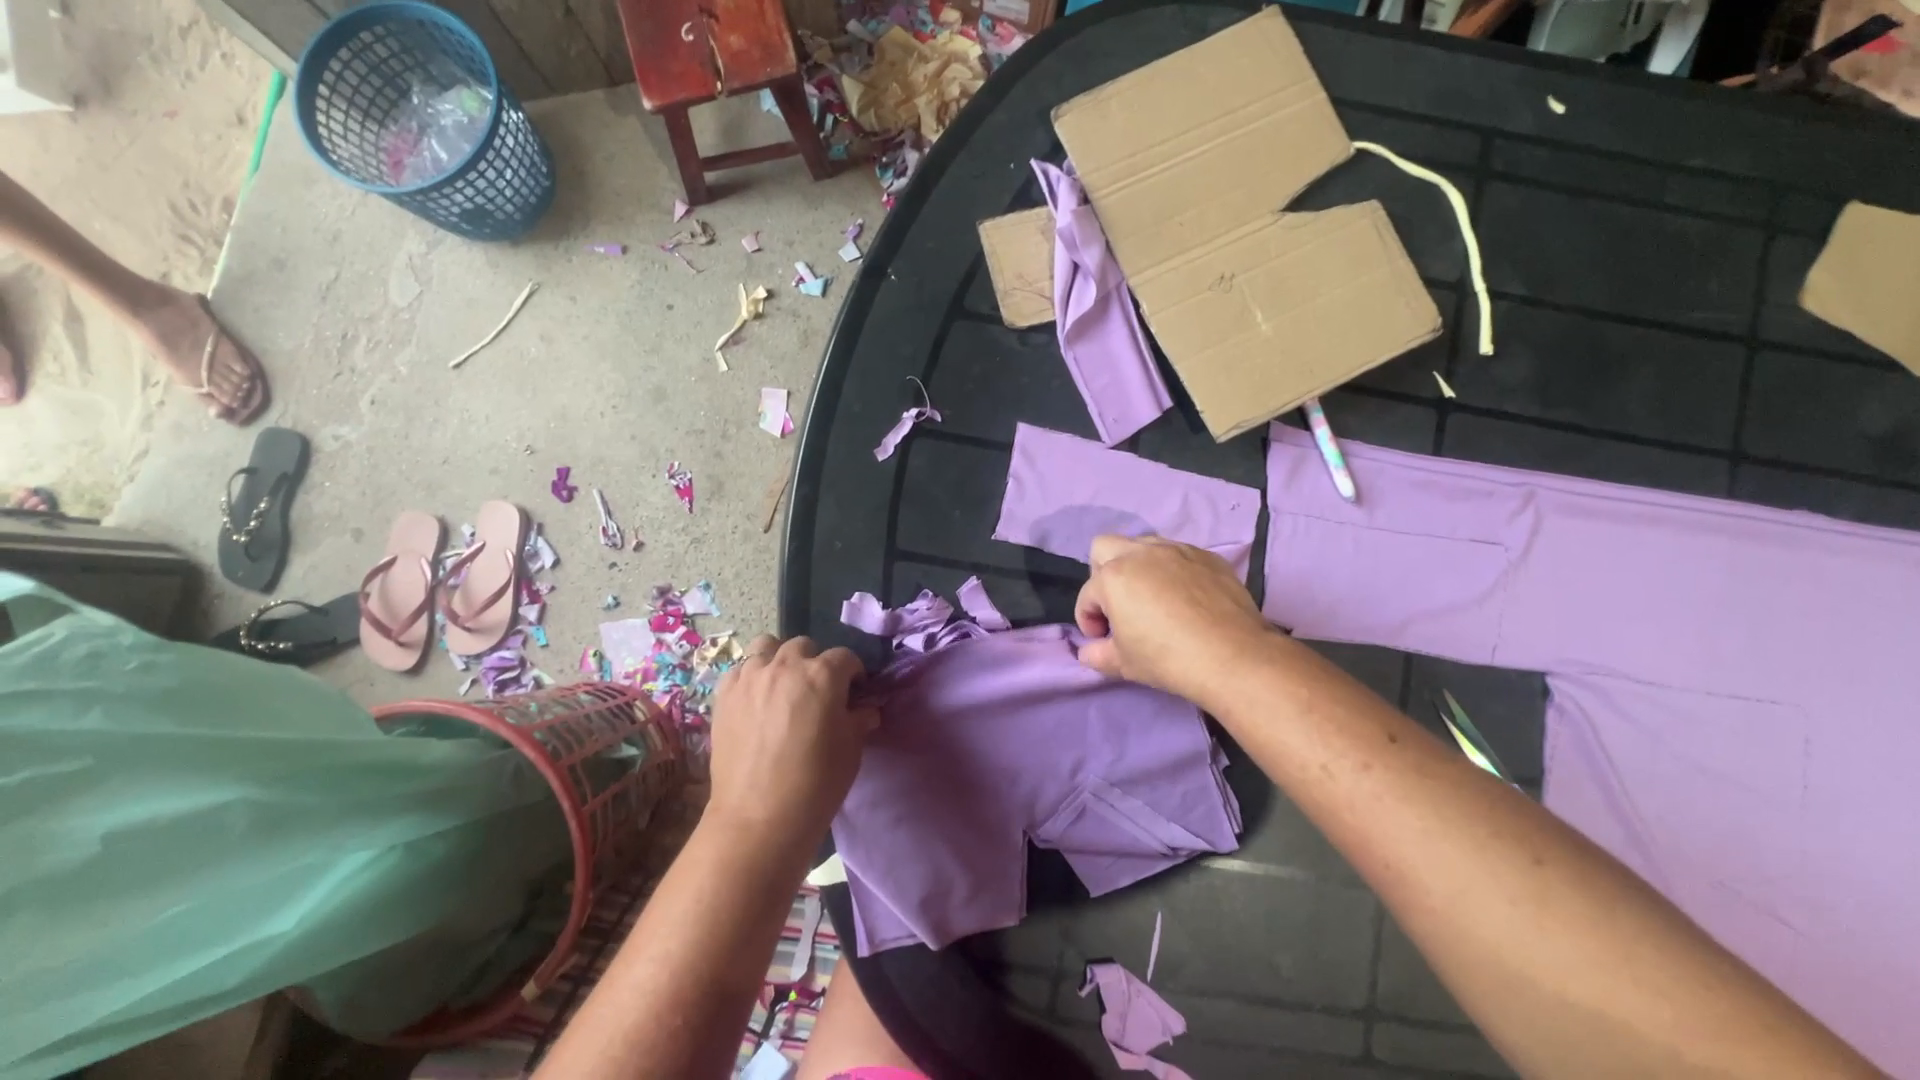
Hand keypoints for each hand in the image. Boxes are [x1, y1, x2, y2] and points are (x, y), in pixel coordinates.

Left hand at [706, 635, 877, 852]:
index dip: (853, 674)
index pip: (845, 657)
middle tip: (818, 691)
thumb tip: (864, 709)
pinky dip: (752, 676)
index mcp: (823, 675)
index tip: (854, 693)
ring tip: (783, 686)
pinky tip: (757, 700)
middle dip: (815, 662)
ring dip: (780, 659)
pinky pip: (741, 669)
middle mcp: (785, 666)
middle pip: (804, 646)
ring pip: (767, 647)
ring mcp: (750, 677)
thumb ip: (859, 720)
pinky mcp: (724, 694)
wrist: (759, 816)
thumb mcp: (851, 749)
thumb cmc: (816, 783)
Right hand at [1074, 535, 1282, 704]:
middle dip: (1102, 575)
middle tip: (1119, 606)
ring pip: (1144, 545)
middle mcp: (1141, 553)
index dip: (1088, 621)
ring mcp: (1177, 550)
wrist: (1232, 656)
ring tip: (1153, 600)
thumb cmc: (1167, 659)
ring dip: (1138, 568)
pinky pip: (1179, 555)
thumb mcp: (1123, 664)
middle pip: (1104, 547)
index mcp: (1113, 576)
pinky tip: (1186, 600)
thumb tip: (1090, 651)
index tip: (1103, 641)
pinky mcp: (1207, 556)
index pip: (1086, 596)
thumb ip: (1097, 654)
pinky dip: (1172, 571)